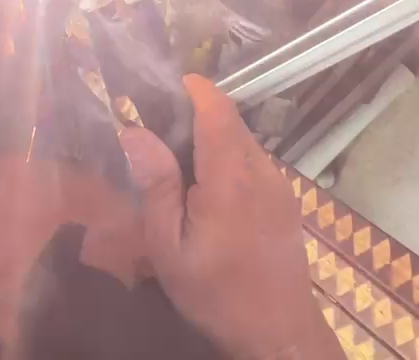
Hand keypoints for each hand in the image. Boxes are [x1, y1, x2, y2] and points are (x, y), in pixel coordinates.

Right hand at [120, 76, 342, 359]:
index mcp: (230, 177)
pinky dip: (226, 156)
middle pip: (227, 118)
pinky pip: (251, 158)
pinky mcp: (285, 197)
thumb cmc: (216, 293)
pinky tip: (206, 188)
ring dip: (210, 136)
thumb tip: (133, 130)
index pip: (216, 107)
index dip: (192, 87)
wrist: (279, 338)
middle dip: (192, 113)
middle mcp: (260, 169)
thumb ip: (155, 185)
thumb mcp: (169, 247)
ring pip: (240, 137)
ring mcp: (278, 182)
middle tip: (155, 128)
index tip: (160, 85)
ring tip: (177, 163)